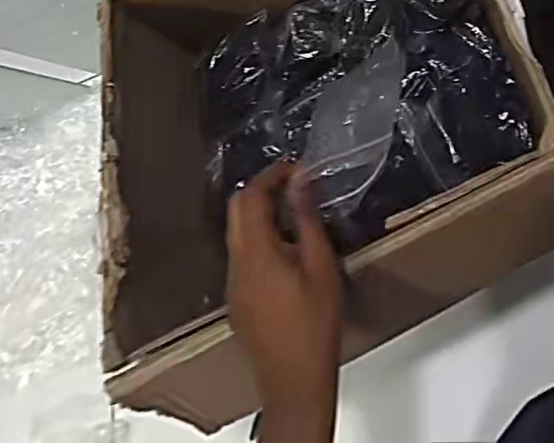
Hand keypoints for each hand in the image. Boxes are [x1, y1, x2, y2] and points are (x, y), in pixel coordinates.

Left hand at [226, 162, 341, 439]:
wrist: (294, 385)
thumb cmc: (314, 324)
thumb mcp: (320, 265)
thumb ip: (307, 219)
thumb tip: (301, 181)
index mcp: (255, 252)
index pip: (250, 196)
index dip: (271, 175)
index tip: (296, 169)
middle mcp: (236, 263)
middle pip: (236, 209)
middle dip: (261, 189)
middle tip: (294, 184)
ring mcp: (233, 283)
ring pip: (237, 231)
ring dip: (259, 213)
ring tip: (295, 214)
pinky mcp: (237, 299)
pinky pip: (242, 254)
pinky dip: (259, 237)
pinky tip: (286, 248)